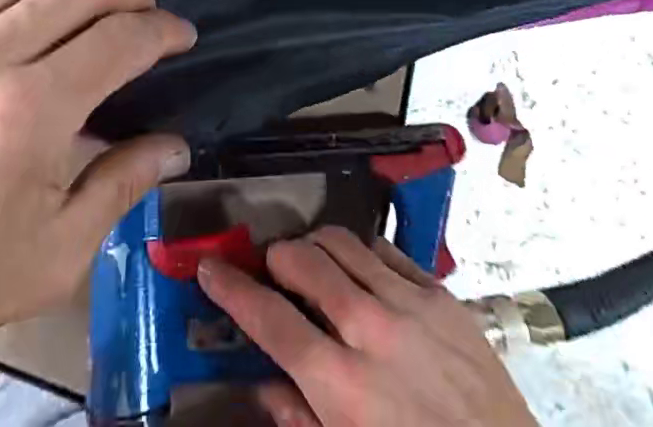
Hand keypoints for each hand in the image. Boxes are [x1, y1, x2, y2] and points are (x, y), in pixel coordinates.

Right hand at [199, 227, 538, 426]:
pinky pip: (387, 251)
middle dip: (277, 256)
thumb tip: (264, 385)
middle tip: (271, 268)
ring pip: (344, 244)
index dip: (233, 289)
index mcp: (340, 385)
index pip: (270, 320)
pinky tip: (359, 270)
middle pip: (306, 262)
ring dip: (316, 245)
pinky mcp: (441, 293)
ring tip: (310, 261)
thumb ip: (300, 420)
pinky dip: (361, 253)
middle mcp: (370, 330)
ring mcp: (410, 304)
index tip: (211, 268)